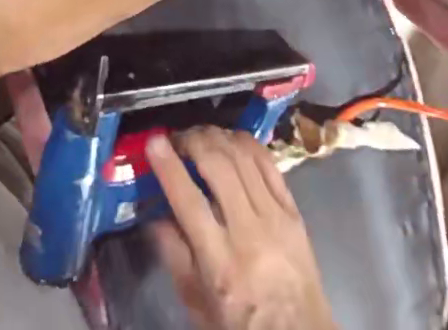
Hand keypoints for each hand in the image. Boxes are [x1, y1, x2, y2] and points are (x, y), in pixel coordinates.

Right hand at [145, 127, 336, 329]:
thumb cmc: (241, 324)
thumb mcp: (197, 302)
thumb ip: (173, 255)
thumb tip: (153, 214)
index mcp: (221, 263)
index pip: (189, 202)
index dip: (169, 167)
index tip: (153, 142)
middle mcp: (250, 234)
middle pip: (219, 168)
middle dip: (194, 141)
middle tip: (177, 138)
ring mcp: (276, 219)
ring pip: (244, 158)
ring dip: (218, 137)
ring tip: (200, 136)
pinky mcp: (294, 212)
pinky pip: (270, 165)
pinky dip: (248, 144)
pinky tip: (232, 140)